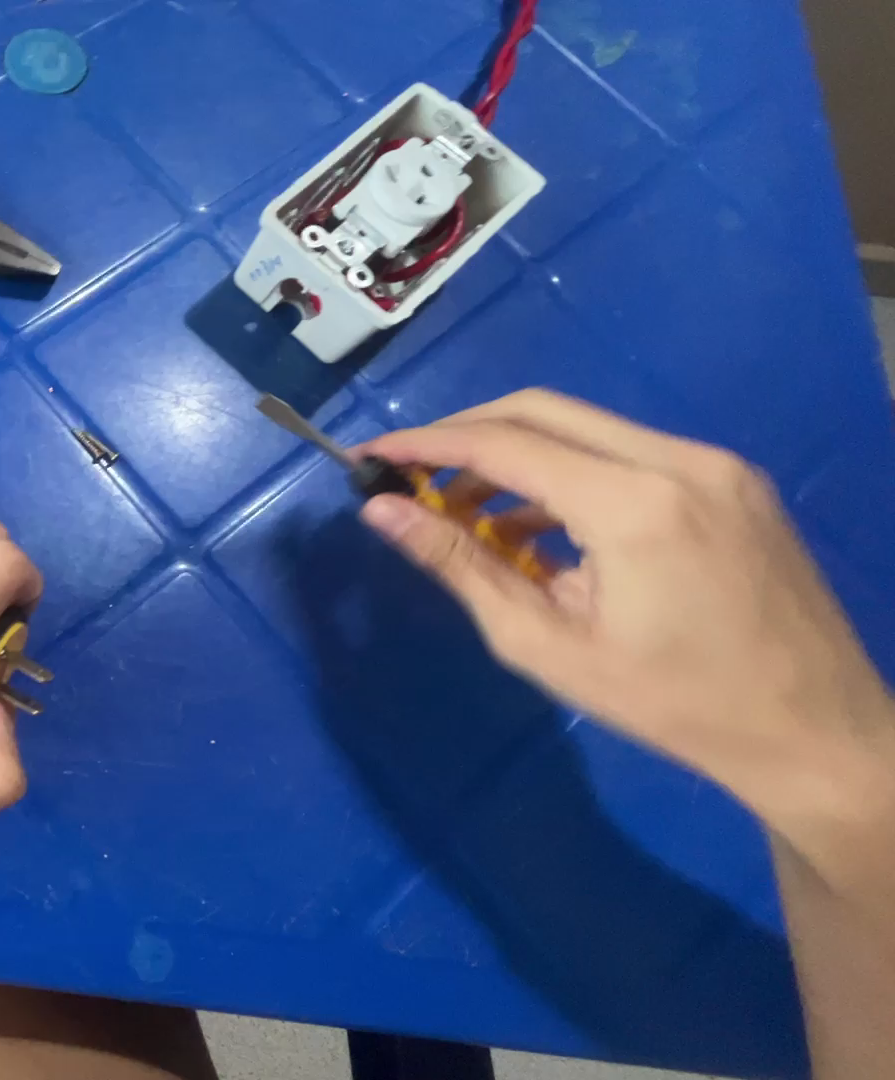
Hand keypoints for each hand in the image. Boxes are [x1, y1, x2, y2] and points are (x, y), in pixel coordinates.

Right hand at [357, 390, 894, 819]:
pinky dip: (555, 475)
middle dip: (458, 435)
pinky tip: (527, 528)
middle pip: (537, 411)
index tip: (366, 457)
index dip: (422, 445)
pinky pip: (616, 453)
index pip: (501, 444)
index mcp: (633, 504)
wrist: (818, 735)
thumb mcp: (538, 639)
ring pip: (577, 427)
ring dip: (505, 456)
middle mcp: (680, 462)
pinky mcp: (726, 482)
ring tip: (458, 513)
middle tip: (404, 474)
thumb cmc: (665, 700)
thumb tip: (379, 511)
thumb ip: (456, 563)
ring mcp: (713, 467)